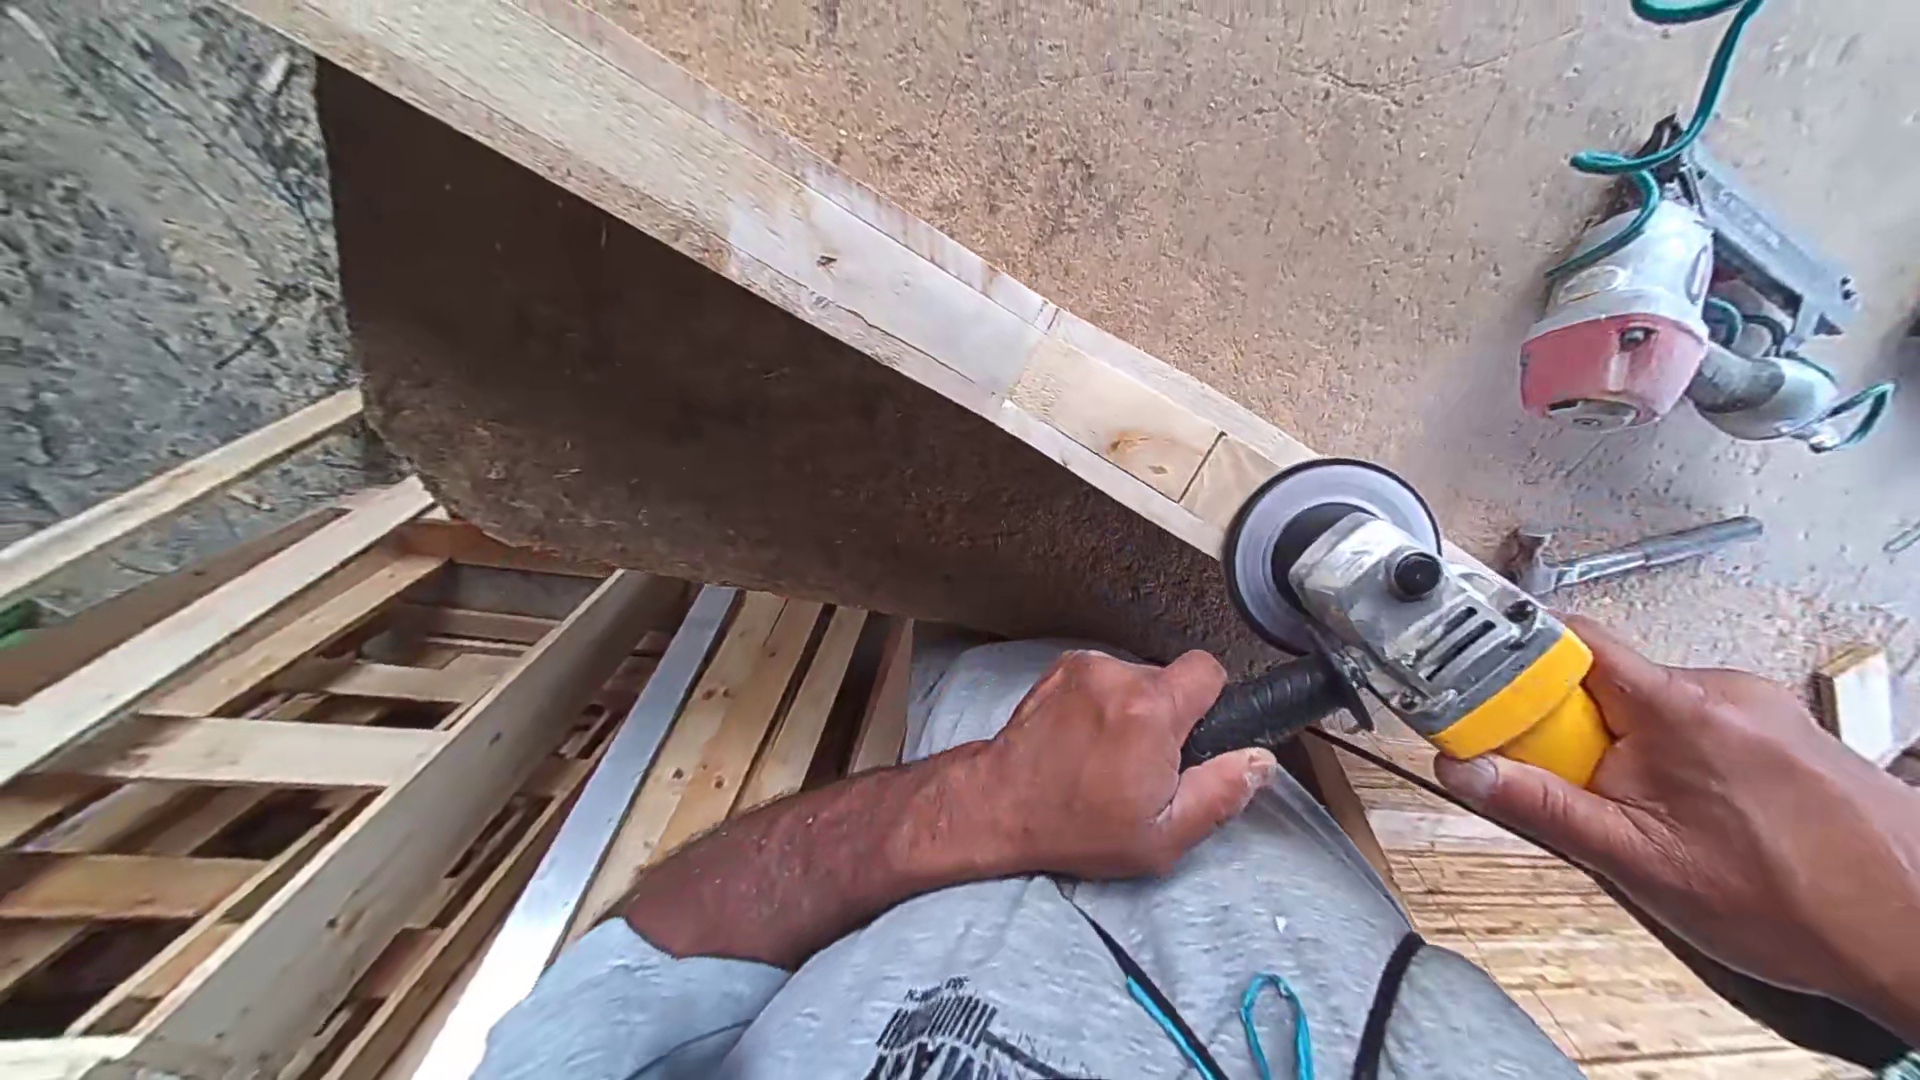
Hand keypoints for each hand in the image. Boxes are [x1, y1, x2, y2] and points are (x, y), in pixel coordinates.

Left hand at [976, 649, 1278, 878]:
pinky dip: (1103, 700)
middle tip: (1144, 760)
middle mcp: (1116, 676)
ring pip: (1135, 678)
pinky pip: (1104, 676)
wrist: (1000, 802)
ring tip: (1106, 752)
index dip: (1210, 701)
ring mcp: (1084, 666)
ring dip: (1132, 707)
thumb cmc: (1077, 826)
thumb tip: (1259, 761)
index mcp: (1150, 710)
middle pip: (1169, 679)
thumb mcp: (1162, 834)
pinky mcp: (1061, 667)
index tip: (1195, 734)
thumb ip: (1221, 792)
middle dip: (1167, 714)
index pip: (1208, 670)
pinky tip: (1083, 735)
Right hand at [1432, 617, 1919, 1037]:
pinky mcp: (1769, 725)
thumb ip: (1540, 806)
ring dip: (1606, 737)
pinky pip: (1674, 713)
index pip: (1569, 641)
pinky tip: (1671, 797)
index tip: (1481, 688)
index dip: (1512, 656)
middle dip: (1561, 721)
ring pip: (1632, 696)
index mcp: (1686, 710)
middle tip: (1568, 773)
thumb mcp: (1640, 861)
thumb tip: (1463, 770)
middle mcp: (1723, 692)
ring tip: (1629, 798)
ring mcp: (1753, 706)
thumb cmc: (1805, 910)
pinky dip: (1648, 745)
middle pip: (1593, 673)